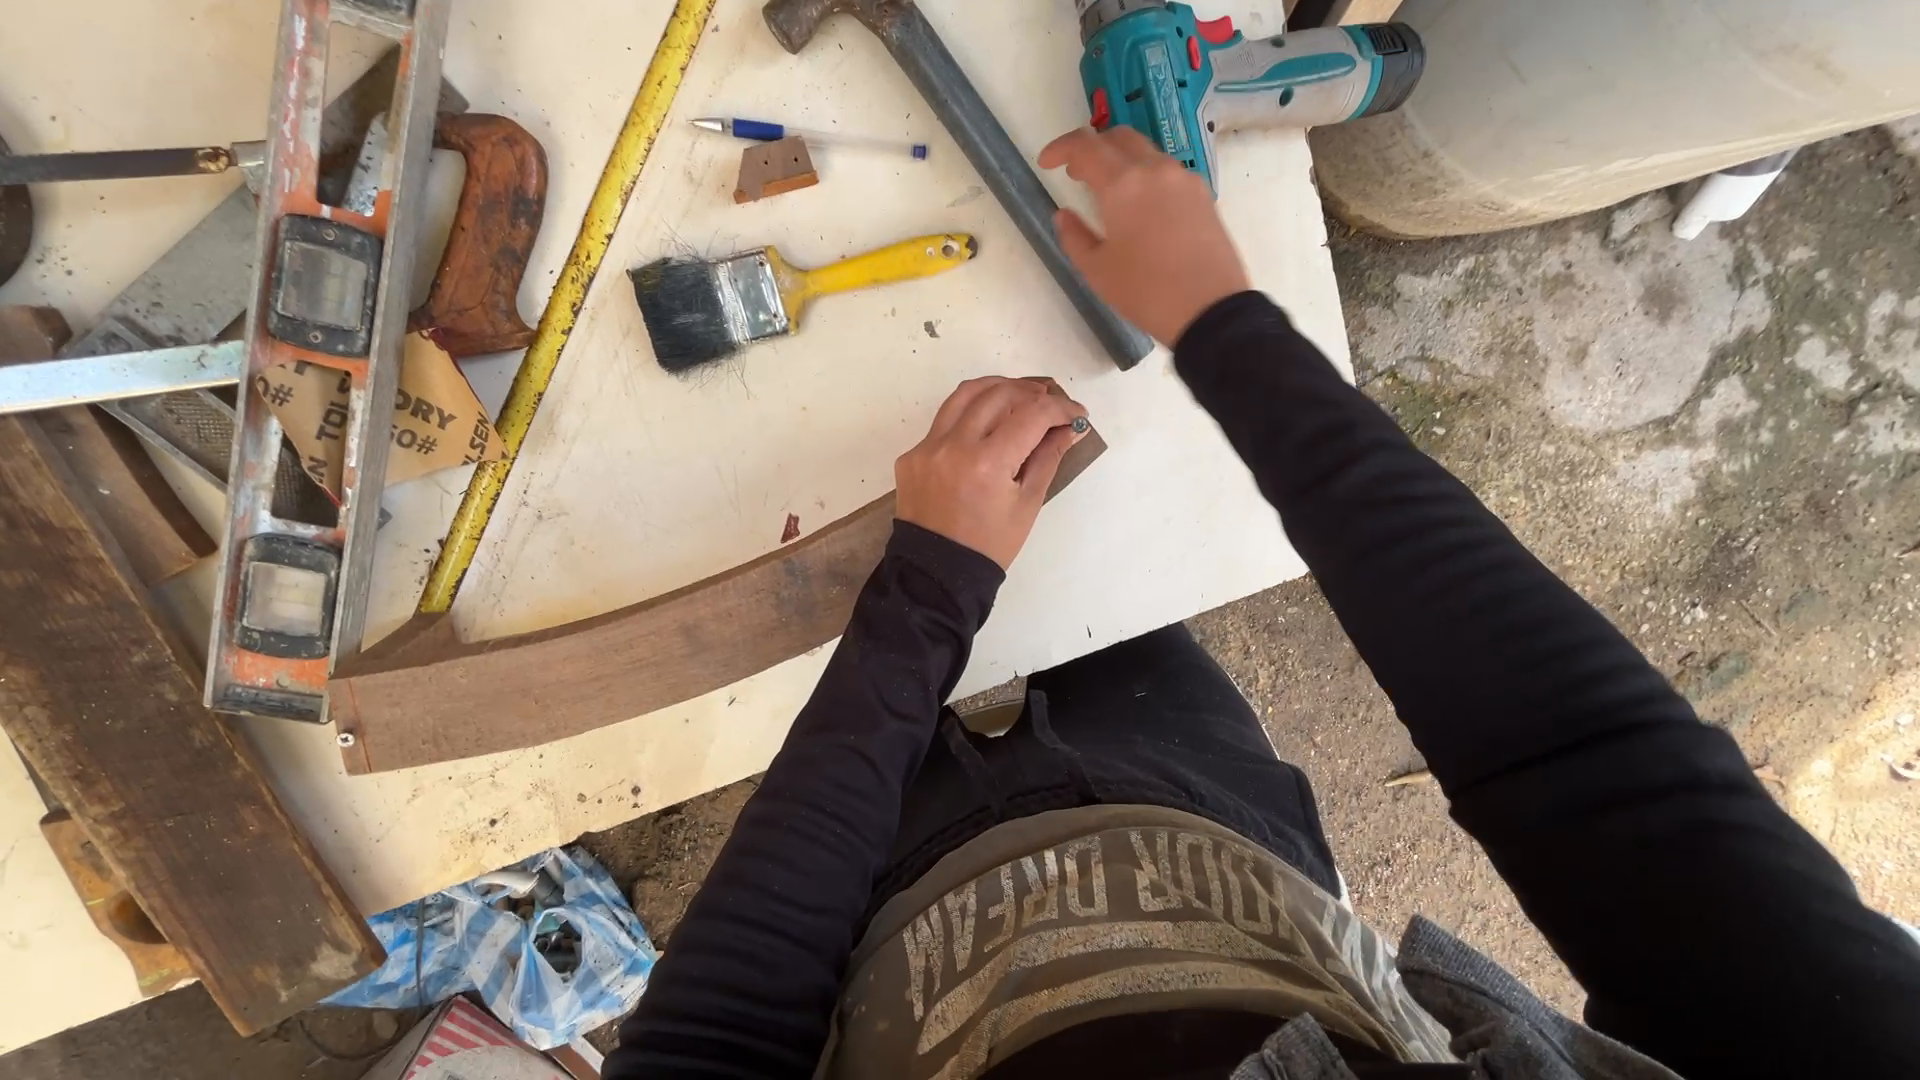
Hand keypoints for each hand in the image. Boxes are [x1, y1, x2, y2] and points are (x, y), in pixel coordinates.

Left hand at [896, 378, 1090, 569]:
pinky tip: (984, 428)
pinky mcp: (912, 455)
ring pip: (964, 396)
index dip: (1060, 408)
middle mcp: (954, 447)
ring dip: (996, 389)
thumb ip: (1048, 457)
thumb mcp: (1027, 504)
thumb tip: (1069, 426)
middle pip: (998, 394)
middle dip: (1030, 392)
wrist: (938, 573)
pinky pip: (943, 422)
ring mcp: (928, 449)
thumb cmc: (989, 545)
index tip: (1075, 412)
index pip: (1032, 415)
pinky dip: (968, 416)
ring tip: (1018, 397)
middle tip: (1049, 401)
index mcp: (988, 464)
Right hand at [1038, 126, 1252, 345]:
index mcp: (1123, 184)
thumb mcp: (1097, 271)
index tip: (1046, 163)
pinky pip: (1166, 172)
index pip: (1085, 146)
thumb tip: (1064, 215)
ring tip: (1108, 193)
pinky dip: (1145, 176)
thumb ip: (1074, 237)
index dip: (1060, 148)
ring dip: (1120, 161)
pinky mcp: (1203, 194)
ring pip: (1145, 152)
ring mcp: (1184, 179)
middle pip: (1118, 138)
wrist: (1209, 308)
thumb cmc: (1145, 292)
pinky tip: (1140, 207)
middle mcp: (1155, 169)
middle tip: (1076, 175)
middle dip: (1092, 148)